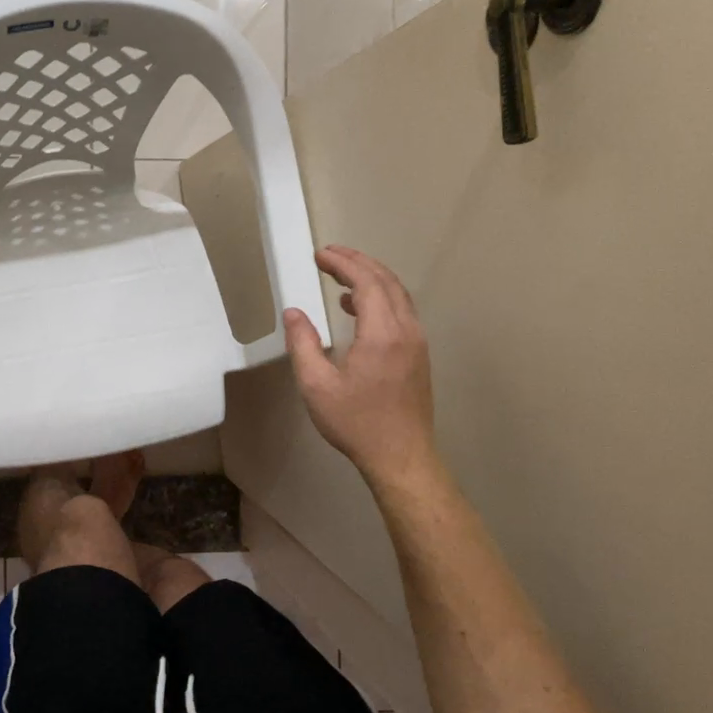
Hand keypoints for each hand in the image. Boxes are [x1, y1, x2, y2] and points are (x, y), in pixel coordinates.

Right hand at [284, 246, 435, 481]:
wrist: (401, 457)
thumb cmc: (356, 423)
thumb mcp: (316, 385)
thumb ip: (303, 344)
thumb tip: (294, 313)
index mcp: (382, 334)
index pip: (365, 283)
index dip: (343, 263)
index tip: (319, 255)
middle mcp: (406, 331)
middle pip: (386, 281)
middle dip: (358, 262)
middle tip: (329, 254)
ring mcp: (417, 342)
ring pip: (398, 294)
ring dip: (371, 277)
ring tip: (341, 274)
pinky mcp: (419, 355)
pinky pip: (402, 311)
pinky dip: (381, 297)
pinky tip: (356, 308)